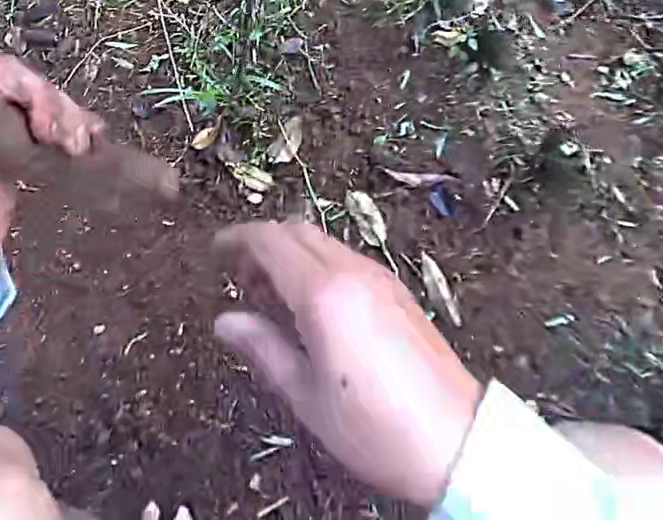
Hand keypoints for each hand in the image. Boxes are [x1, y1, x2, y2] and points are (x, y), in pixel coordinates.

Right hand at [213, 222, 481, 506]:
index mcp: (325, 293)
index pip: (274, 242)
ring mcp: (379, 274)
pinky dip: (318, 263)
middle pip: (300, 231)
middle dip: (264, 242)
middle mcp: (353, 270)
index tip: (214, 249)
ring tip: (268, 294)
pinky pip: (346, 257)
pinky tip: (308, 301)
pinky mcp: (394, 285)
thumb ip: (263, 349)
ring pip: (324, 242)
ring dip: (292, 252)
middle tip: (237, 276)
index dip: (240, 238)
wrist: (448, 430)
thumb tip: (225, 320)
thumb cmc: (368, 424)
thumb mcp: (305, 395)